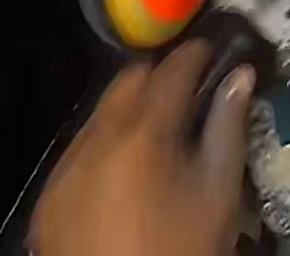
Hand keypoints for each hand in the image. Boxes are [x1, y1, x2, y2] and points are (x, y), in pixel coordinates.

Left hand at [31, 41, 255, 255]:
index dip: (197, 54)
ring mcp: (66, 168)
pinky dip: (107, 141)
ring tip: (159, 132)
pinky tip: (126, 170)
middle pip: (130, 78)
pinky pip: (81, 146)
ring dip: (132, 106)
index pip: (173, 68)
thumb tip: (241, 74)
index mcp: (143, 132)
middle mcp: (98, 138)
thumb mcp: (218, 192)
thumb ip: (229, 125)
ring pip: (102, 109)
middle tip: (189, 93)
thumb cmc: (182, 254)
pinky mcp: (49, 198)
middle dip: (161, 75)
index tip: (214, 53)